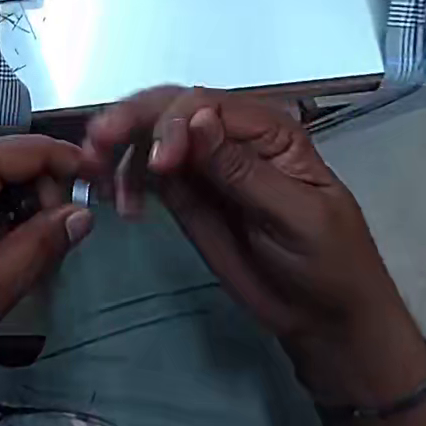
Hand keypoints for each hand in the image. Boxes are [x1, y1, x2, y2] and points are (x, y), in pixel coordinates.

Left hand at [0, 136, 93, 360]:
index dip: (76, 166)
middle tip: (53, 248)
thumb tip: (85, 213)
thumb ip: (42, 243)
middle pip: (28, 161)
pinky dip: (13, 218)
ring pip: (17, 178)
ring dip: (32, 214)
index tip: (108, 192)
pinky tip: (5, 252)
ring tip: (24, 257)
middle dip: (49, 200)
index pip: (36, 149)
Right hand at [84, 87, 425, 405]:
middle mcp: (225, 133)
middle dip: (128, 121)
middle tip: (97, 144)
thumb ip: (242, 168)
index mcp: (264, 129)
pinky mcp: (180, 187)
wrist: (322, 321)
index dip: (171, 124)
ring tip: (98, 176)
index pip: (203, 105)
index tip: (157, 164)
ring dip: (117, 148)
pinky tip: (120, 202)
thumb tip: (197, 120)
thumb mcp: (296, 216)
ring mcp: (198, 159)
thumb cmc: (329, 265)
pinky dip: (122, 178)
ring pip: (145, 134)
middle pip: (166, 108)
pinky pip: (141, 169)